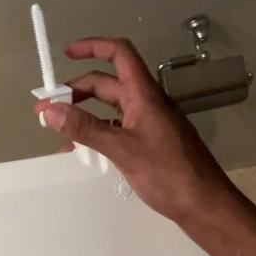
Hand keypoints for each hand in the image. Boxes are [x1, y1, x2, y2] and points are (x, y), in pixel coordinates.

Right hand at [33, 37, 236, 224]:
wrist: (207, 208)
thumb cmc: (170, 174)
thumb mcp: (122, 149)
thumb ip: (85, 128)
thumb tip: (50, 110)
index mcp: (144, 94)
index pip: (119, 53)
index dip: (93, 46)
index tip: (67, 53)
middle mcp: (146, 102)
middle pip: (106, 83)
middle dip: (75, 90)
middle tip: (47, 108)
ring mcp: (149, 122)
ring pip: (109, 108)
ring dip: (83, 114)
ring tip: (59, 129)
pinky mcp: (150, 142)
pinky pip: (117, 128)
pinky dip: (97, 133)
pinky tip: (81, 150)